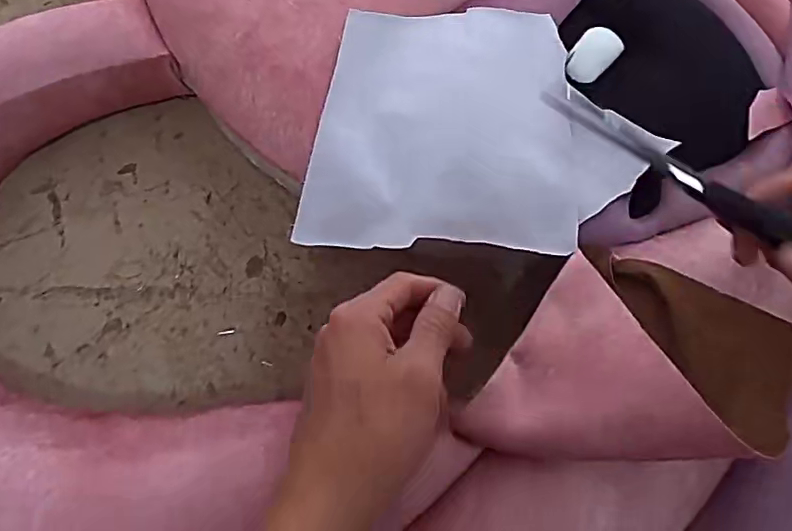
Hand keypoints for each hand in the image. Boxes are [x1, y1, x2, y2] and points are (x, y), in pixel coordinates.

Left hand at [267, 274, 472, 530]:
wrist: (325, 507)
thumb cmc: (378, 435)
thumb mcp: (421, 372)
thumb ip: (437, 323)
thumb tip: (449, 293)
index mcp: (355, 318)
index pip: (405, 283)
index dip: (440, 293)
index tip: (466, 313)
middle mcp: (336, 332)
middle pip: (394, 308)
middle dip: (432, 324)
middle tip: (462, 348)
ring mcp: (329, 361)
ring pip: (385, 337)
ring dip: (419, 349)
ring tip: (444, 377)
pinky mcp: (330, 389)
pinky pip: (371, 360)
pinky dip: (399, 368)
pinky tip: (417, 396)